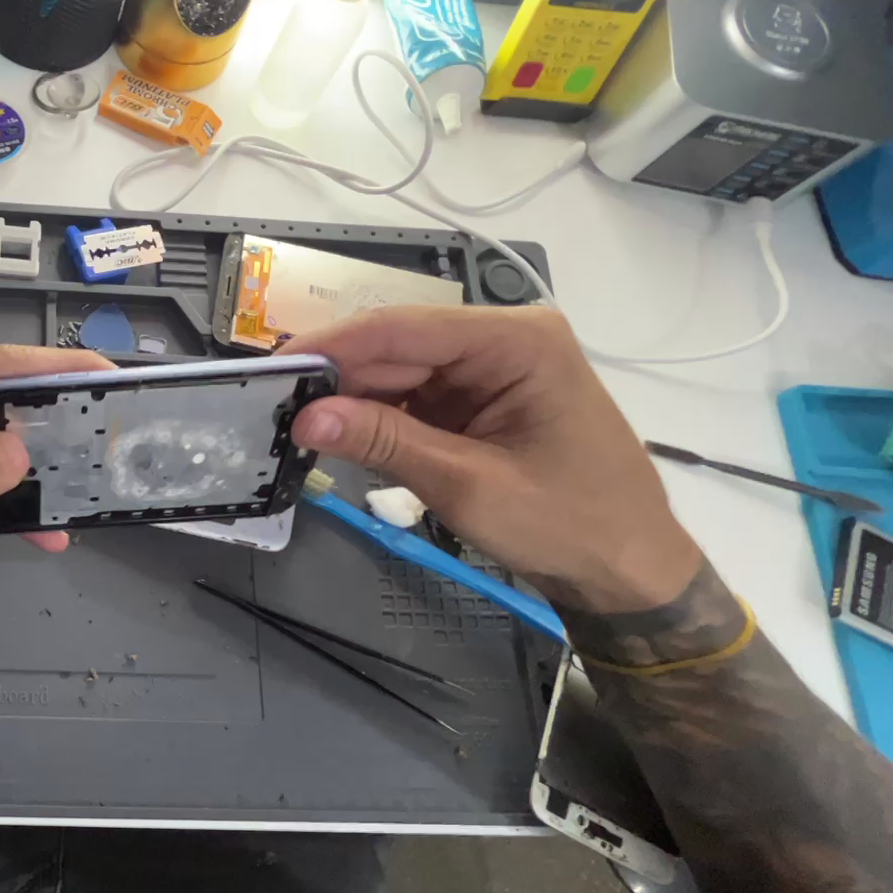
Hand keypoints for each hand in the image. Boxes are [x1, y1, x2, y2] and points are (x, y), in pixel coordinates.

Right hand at [280, 306, 702, 613]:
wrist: (624, 565)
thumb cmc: (566, 522)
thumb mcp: (467, 484)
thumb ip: (384, 443)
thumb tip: (305, 417)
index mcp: (516, 342)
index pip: (402, 328)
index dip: (332, 346)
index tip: (272, 371)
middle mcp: (498, 342)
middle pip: (393, 347)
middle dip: (334, 378)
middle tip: (269, 409)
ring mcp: (483, 370)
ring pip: (391, 373)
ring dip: (345, 401)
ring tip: (290, 425)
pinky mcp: (469, 400)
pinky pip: (404, 398)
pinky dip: (369, 418)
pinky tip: (333, 434)